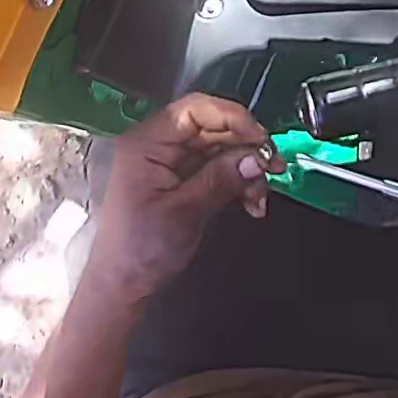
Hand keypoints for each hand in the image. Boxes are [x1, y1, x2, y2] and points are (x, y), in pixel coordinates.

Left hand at [83, 94, 281, 303]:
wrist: (123, 287)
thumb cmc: (141, 249)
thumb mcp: (183, 213)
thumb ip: (220, 180)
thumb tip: (256, 157)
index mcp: (148, 142)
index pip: (194, 109)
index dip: (232, 117)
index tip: (261, 139)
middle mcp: (160, 144)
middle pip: (213, 127)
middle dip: (246, 146)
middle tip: (274, 168)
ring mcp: (173, 161)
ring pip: (221, 148)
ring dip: (246, 168)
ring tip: (259, 198)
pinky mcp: (184, 179)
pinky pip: (219, 168)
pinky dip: (239, 182)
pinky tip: (251, 204)